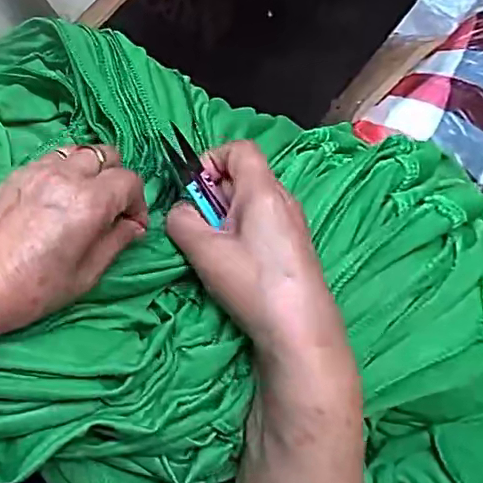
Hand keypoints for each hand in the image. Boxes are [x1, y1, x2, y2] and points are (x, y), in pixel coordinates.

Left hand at [0, 145, 148, 339]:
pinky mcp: (14, 174)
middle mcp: (64, 175)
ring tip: (83, 202)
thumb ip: (114, 243)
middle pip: (105, 155)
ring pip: (77, 151)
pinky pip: (51, 159)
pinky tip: (56, 200)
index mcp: (87, 201)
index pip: (129, 181)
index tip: (131, 227)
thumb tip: (131, 226)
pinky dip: (64, 170)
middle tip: (110, 211)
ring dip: (89, 170)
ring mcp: (35, 170)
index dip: (137, 203)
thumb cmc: (28, 290)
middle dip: (116, 179)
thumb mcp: (83, 276)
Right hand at [165, 141, 356, 399]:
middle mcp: (283, 199)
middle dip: (211, 193)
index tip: (192, 190)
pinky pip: (259, 222)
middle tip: (199, 226)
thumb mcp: (203, 249)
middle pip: (241, 175)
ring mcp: (291, 223)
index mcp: (264, 191)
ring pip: (248, 201)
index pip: (238, 149)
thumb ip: (181, 220)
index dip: (209, 160)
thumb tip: (182, 211)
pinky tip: (234, 263)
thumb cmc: (253, 283)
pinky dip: (238, 232)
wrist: (301, 333)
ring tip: (214, 249)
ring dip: (222, 216)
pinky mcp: (292, 246)